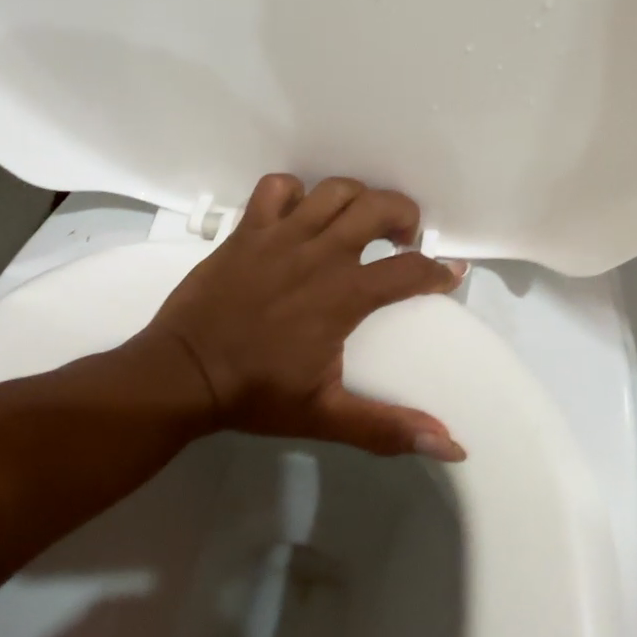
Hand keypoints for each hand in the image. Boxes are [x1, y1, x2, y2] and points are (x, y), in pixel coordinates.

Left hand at [140, 174, 468, 460]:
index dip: (439, 270)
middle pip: (378, 206)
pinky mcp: (247, 230)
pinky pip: (276, 188)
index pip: (409, 270)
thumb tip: (452, 448)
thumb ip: (387, 428)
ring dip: (357, 198)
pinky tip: (300, 215)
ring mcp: (279, 236)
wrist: (183, 374)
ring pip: (333, 190)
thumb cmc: (256, 394)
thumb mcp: (325, 417)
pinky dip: (294, 192)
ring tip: (360, 221)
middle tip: (404, 239)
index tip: (451, 274)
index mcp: (343, 295)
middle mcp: (318, 254)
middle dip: (404, 214)